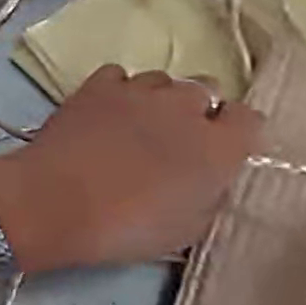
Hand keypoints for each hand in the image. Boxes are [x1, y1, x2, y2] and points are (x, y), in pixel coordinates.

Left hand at [0, 66, 261, 272]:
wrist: (57, 199)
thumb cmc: (126, 226)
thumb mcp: (188, 229)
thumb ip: (209, 194)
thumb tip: (209, 177)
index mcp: (217, 147)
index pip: (248, 119)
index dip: (236, 131)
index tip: (222, 148)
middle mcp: (183, 108)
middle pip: (205, 91)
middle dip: (197, 110)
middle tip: (177, 140)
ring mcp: (137, 90)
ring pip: (162, 80)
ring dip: (158, 98)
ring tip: (139, 124)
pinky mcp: (97, 84)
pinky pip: (120, 75)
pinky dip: (119, 89)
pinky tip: (108, 110)